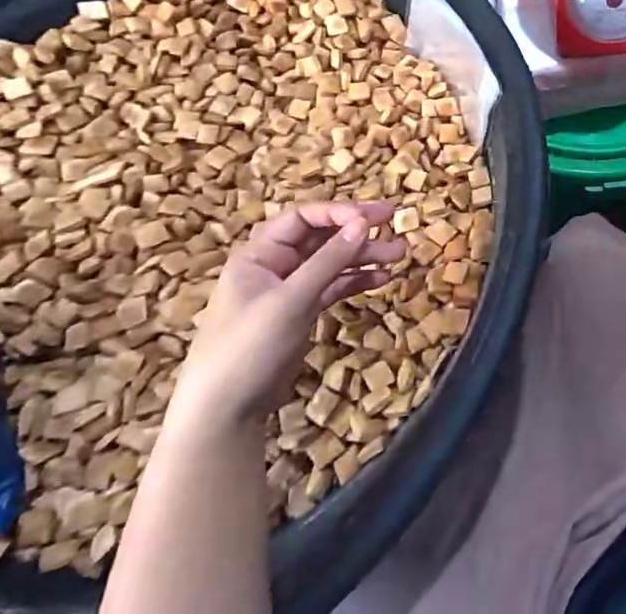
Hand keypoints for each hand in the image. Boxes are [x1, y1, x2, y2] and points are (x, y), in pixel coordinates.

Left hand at [168, 202, 401, 430]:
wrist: (224, 412)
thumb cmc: (249, 346)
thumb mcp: (291, 300)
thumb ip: (329, 260)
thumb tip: (363, 223)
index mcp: (259, 254)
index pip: (302, 218)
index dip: (338, 212)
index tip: (372, 218)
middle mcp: (274, 266)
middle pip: (321, 236)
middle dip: (357, 230)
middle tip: (395, 219)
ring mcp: (289, 290)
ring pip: (332, 262)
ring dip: (363, 256)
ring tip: (400, 255)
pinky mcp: (302, 313)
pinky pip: (333, 286)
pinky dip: (356, 281)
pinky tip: (382, 279)